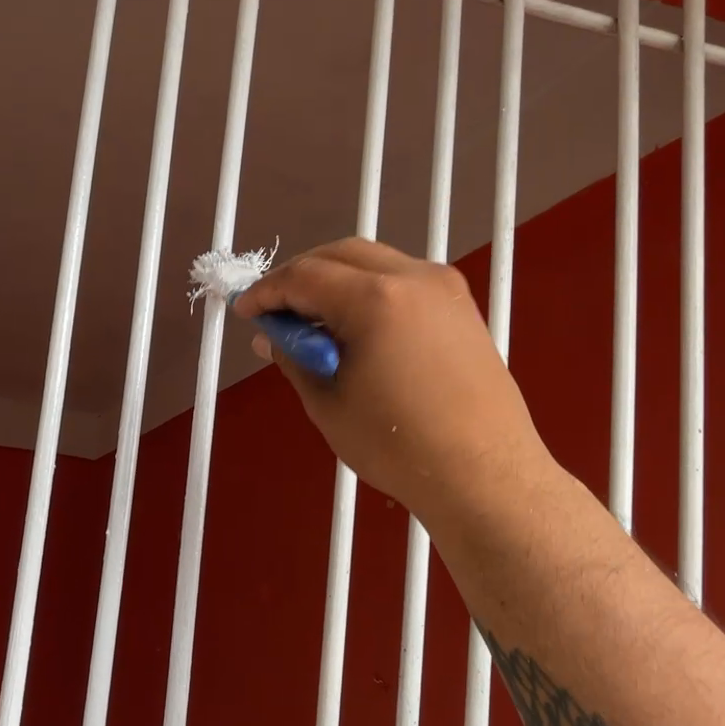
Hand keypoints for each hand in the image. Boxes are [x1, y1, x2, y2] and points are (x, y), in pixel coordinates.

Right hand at [232, 238, 557, 527]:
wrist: (481, 471)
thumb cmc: (394, 444)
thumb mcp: (328, 403)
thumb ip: (295, 359)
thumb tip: (272, 338)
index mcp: (374, 300)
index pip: (304, 276)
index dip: (266, 291)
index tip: (244, 311)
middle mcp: (412, 278)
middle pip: (341, 254)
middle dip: (299, 276)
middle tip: (274, 312)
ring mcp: (443, 288)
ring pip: (374, 262)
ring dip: (334, 281)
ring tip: (310, 324)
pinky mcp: (459, 307)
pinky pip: (400, 280)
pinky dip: (366, 291)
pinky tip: (352, 331)